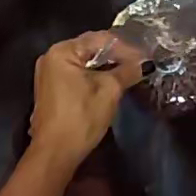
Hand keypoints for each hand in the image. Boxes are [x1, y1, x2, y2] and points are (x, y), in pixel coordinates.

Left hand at [29, 33, 143, 168]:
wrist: (54, 155)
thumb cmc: (81, 118)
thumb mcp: (109, 90)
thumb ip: (128, 71)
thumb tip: (146, 63)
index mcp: (62, 51)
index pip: (100, 39)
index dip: (126, 47)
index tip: (146, 57)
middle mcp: (52, 57)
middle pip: (91, 48)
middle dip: (117, 55)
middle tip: (140, 62)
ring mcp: (49, 73)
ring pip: (85, 62)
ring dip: (108, 65)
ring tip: (131, 70)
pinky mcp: (52, 89)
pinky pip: (78, 73)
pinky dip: (95, 75)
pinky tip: (113, 80)